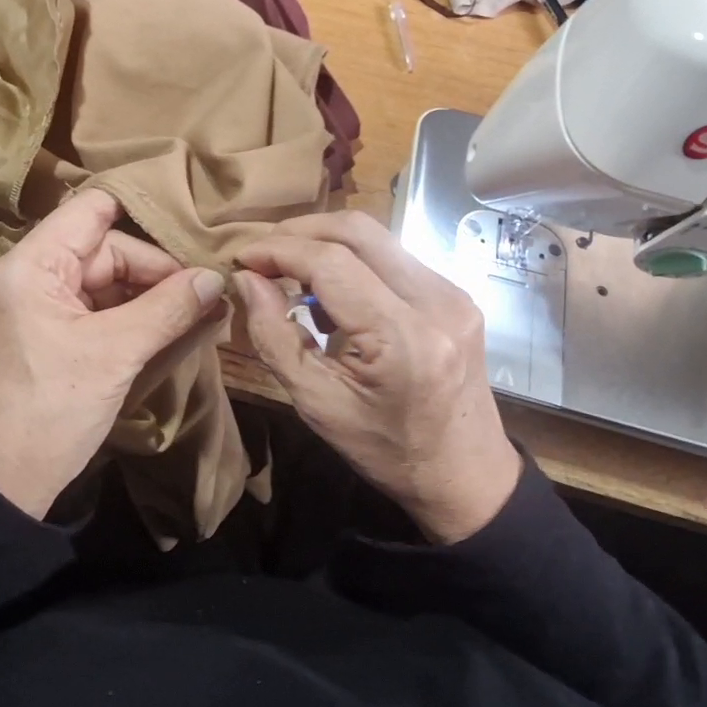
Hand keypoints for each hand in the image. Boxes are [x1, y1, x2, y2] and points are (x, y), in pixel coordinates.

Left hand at [0, 189, 226, 518]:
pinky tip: (177, 325)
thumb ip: (168, 308)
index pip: (91, 210)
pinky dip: (135, 314)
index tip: (193, 226)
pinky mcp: (51, 329)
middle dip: (157, 269)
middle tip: (208, 290)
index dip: (143, 212)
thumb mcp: (116, 354)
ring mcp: (39, 302)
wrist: (7, 479)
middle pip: (105, 247)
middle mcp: (30, 273)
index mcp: (30, 266)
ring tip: (203, 308)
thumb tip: (215, 277)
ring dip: (152, 293)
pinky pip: (100, 306)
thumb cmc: (54, 410)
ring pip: (107, 278)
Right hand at [231, 211, 521, 543]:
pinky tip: (329, 294)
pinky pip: (393, 257)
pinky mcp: (456, 295)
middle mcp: (437, 302)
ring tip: (289, 275)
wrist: (466, 475)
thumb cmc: (387, 451)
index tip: (241, 258)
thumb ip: (275, 337)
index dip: (279, 250)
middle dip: (299, 232)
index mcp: (404, 338)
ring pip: (376, 238)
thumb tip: (247, 278)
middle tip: (261, 255)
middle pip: (357, 231)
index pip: (332, 262)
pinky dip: (351, 261)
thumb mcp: (317, 405)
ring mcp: (453, 294)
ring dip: (324, 244)